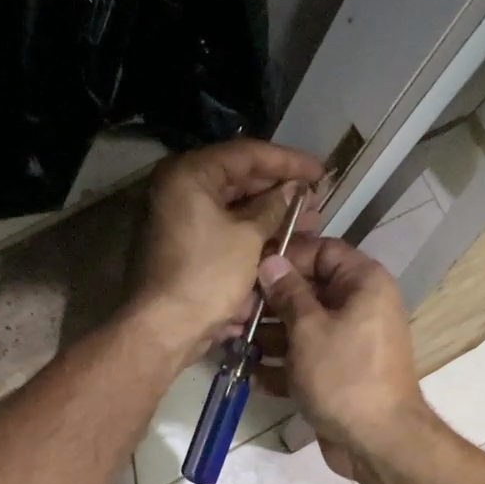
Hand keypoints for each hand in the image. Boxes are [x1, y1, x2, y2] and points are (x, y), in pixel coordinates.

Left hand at [126, 139, 323, 361]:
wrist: (164, 329)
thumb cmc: (206, 276)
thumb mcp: (248, 238)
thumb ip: (273, 208)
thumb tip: (293, 190)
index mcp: (189, 174)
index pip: (247, 154)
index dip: (289, 161)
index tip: (320, 171)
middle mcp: (178, 190)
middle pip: (239, 181)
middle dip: (280, 192)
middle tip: (315, 201)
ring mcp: (178, 220)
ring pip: (232, 211)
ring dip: (269, 218)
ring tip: (306, 225)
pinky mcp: (183, 249)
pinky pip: (222, 234)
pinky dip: (249, 238)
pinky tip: (280, 244)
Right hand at [253, 238, 430, 466]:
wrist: (378, 442)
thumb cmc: (344, 376)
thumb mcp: (309, 329)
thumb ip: (287, 293)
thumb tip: (270, 262)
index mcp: (363, 284)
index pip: (322, 251)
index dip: (286, 257)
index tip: (249, 269)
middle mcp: (359, 307)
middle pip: (307, 292)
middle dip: (269, 303)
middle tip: (233, 313)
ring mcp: (349, 344)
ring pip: (302, 329)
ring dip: (267, 337)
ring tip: (231, 344)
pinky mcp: (337, 375)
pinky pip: (306, 360)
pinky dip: (281, 367)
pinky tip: (250, 375)